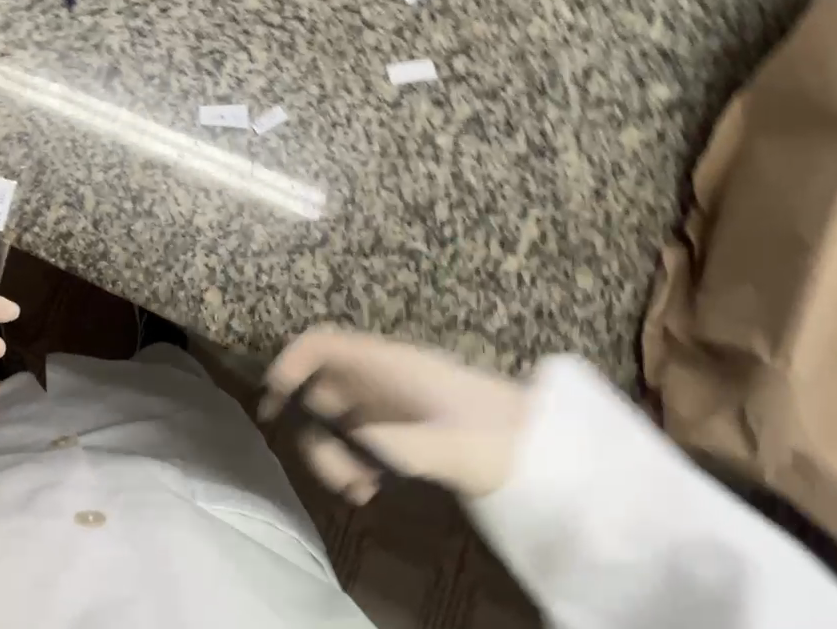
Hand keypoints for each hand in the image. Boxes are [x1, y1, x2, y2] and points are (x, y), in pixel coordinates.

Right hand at [259, 328, 530, 502]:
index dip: (290, 364)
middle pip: (323, 387)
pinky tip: (371, 489)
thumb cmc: (503, 440)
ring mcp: (394, 401)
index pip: (322, 345)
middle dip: (315, 429)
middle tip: (334, 475)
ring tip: (357, 490)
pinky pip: (361, 436)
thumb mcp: (451, 447)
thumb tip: (345, 449)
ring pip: (339, 416)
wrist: (559, 456)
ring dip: (334, 451)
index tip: (277, 403)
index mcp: (389, 364)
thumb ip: (394, 446)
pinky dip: (354, 459)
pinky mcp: (406, 427)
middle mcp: (383, 376)